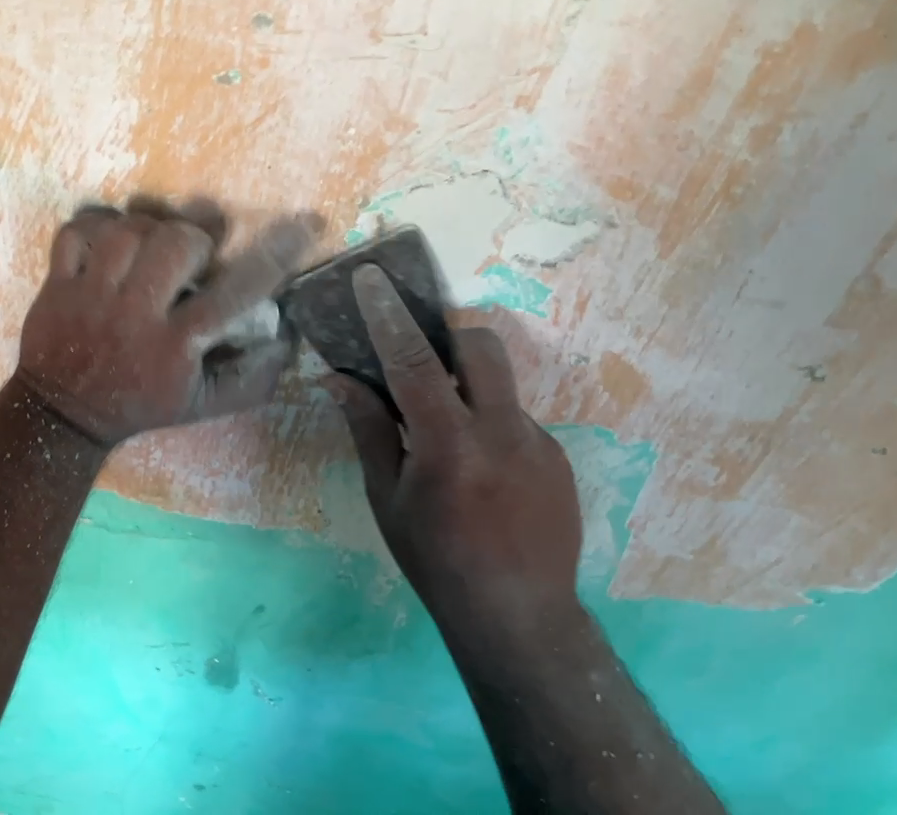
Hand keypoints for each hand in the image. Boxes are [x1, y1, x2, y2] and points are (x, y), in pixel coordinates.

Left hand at [15, 203, 317, 445]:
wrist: (64, 412)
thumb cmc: (141, 403)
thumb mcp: (202, 404)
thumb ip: (249, 378)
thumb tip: (287, 338)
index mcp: (174, 344)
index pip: (233, 294)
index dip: (273, 257)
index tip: (303, 226)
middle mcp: (133, 314)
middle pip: (173, 245)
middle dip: (195, 236)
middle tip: (195, 251)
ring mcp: (90, 294)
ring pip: (126, 231)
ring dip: (149, 226)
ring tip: (154, 242)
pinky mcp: (57, 282)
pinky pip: (76, 230)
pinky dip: (96, 223)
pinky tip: (111, 238)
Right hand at [324, 265, 582, 631]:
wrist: (519, 616)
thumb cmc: (435, 559)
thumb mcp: (386, 497)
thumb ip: (369, 430)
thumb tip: (338, 378)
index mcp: (450, 445)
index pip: (415, 363)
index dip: (390, 317)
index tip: (373, 279)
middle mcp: (502, 432)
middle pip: (481, 347)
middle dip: (450, 338)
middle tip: (424, 365)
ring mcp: (539, 443)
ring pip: (501, 384)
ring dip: (469, 389)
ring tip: (449, 437)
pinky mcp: (558, 457)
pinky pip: (516, 419)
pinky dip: (490, 425)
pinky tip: (481, 472)